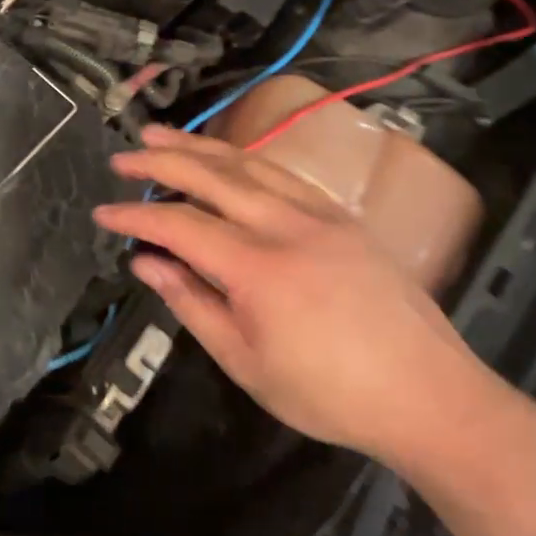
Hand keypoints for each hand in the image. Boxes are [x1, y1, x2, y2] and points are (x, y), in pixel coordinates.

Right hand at [96, 125, 499, 460]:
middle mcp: (290, 228)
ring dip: (199, 147)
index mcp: (260, 269)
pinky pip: (283, 175)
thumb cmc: (330, 393)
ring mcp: (323, 217)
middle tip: (121, 154)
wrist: (434, 400)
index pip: (180, 225)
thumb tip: (146, 263)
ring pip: (250, 165)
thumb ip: (191, 303)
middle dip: (160, 161)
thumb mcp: (245, 361)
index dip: (135, 216)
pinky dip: (243, 160)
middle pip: (213, 177)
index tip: (101, 213)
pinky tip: (225, 160)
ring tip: (159, 134)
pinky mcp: (346, 220)